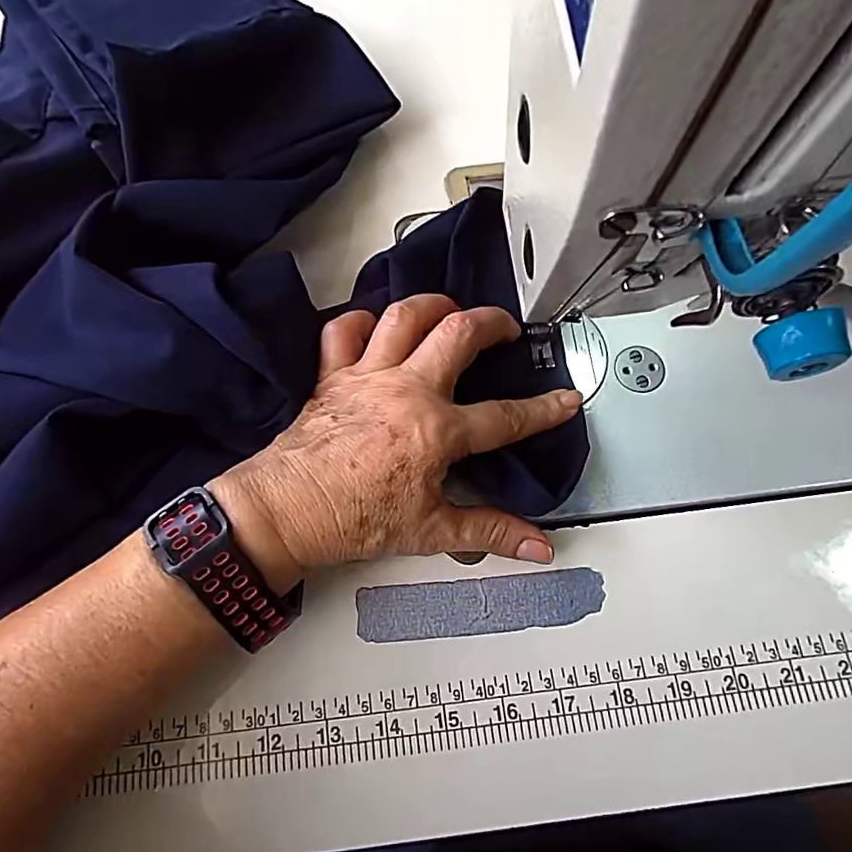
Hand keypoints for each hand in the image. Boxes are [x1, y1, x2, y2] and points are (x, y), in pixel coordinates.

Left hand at [211, 295, 583, 588]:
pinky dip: (357, 322)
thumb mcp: (429, 530)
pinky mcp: (332, 379)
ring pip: (404, 317)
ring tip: (448, 310)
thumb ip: (488, 532)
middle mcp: (405, 392)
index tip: (563, 399)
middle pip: (459, 334)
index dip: (542, 409)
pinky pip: (342, 332)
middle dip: (491, 323)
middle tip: (503, 329)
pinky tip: (371, 326)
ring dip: (431, 305)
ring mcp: (366, 379)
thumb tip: (534, 545)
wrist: (287, 511)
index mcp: (436, 431)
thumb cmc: (350, 519)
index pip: (504, 417)